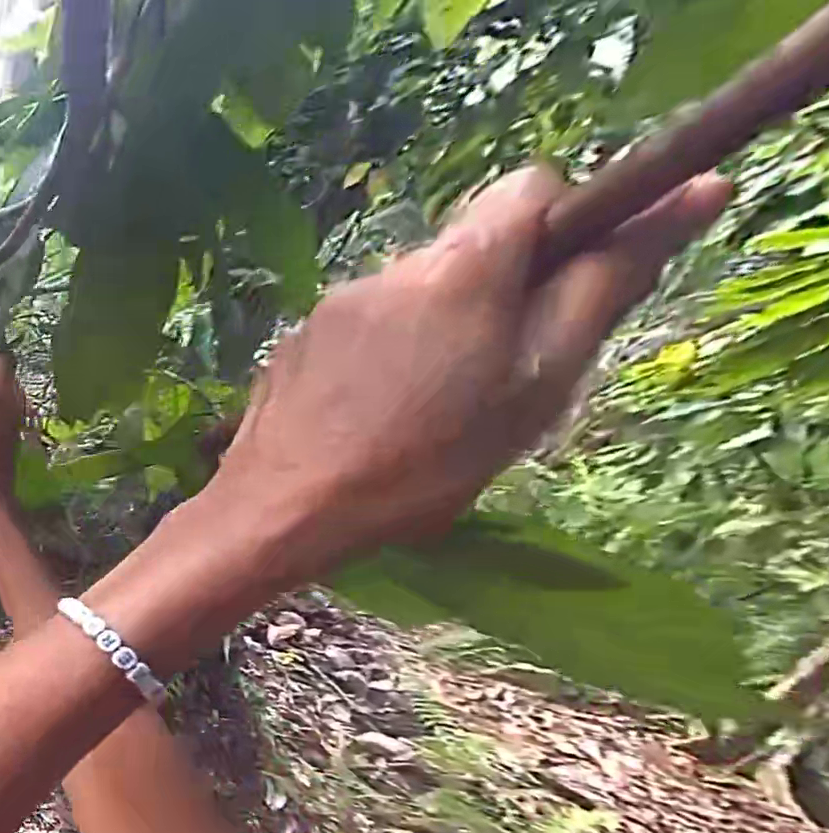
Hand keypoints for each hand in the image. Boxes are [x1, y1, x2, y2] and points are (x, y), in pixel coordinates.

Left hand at [207, 164, 729, 568]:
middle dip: (486, 298)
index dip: (556, 229)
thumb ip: (603, 286)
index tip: (553, 291)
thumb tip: (686, 194)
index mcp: (455, 268)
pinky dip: (369, 359)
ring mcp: (322, 310)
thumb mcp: (535, 386)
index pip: (525, 190)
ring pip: (402, 299)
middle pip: (458, 255)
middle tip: (481, 378)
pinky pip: (351, 333)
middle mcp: (381, 272)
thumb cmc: (419, 462)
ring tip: (412, 410)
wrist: (281, 507)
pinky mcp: (287, 345)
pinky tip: (359, 415)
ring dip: (424, 334)